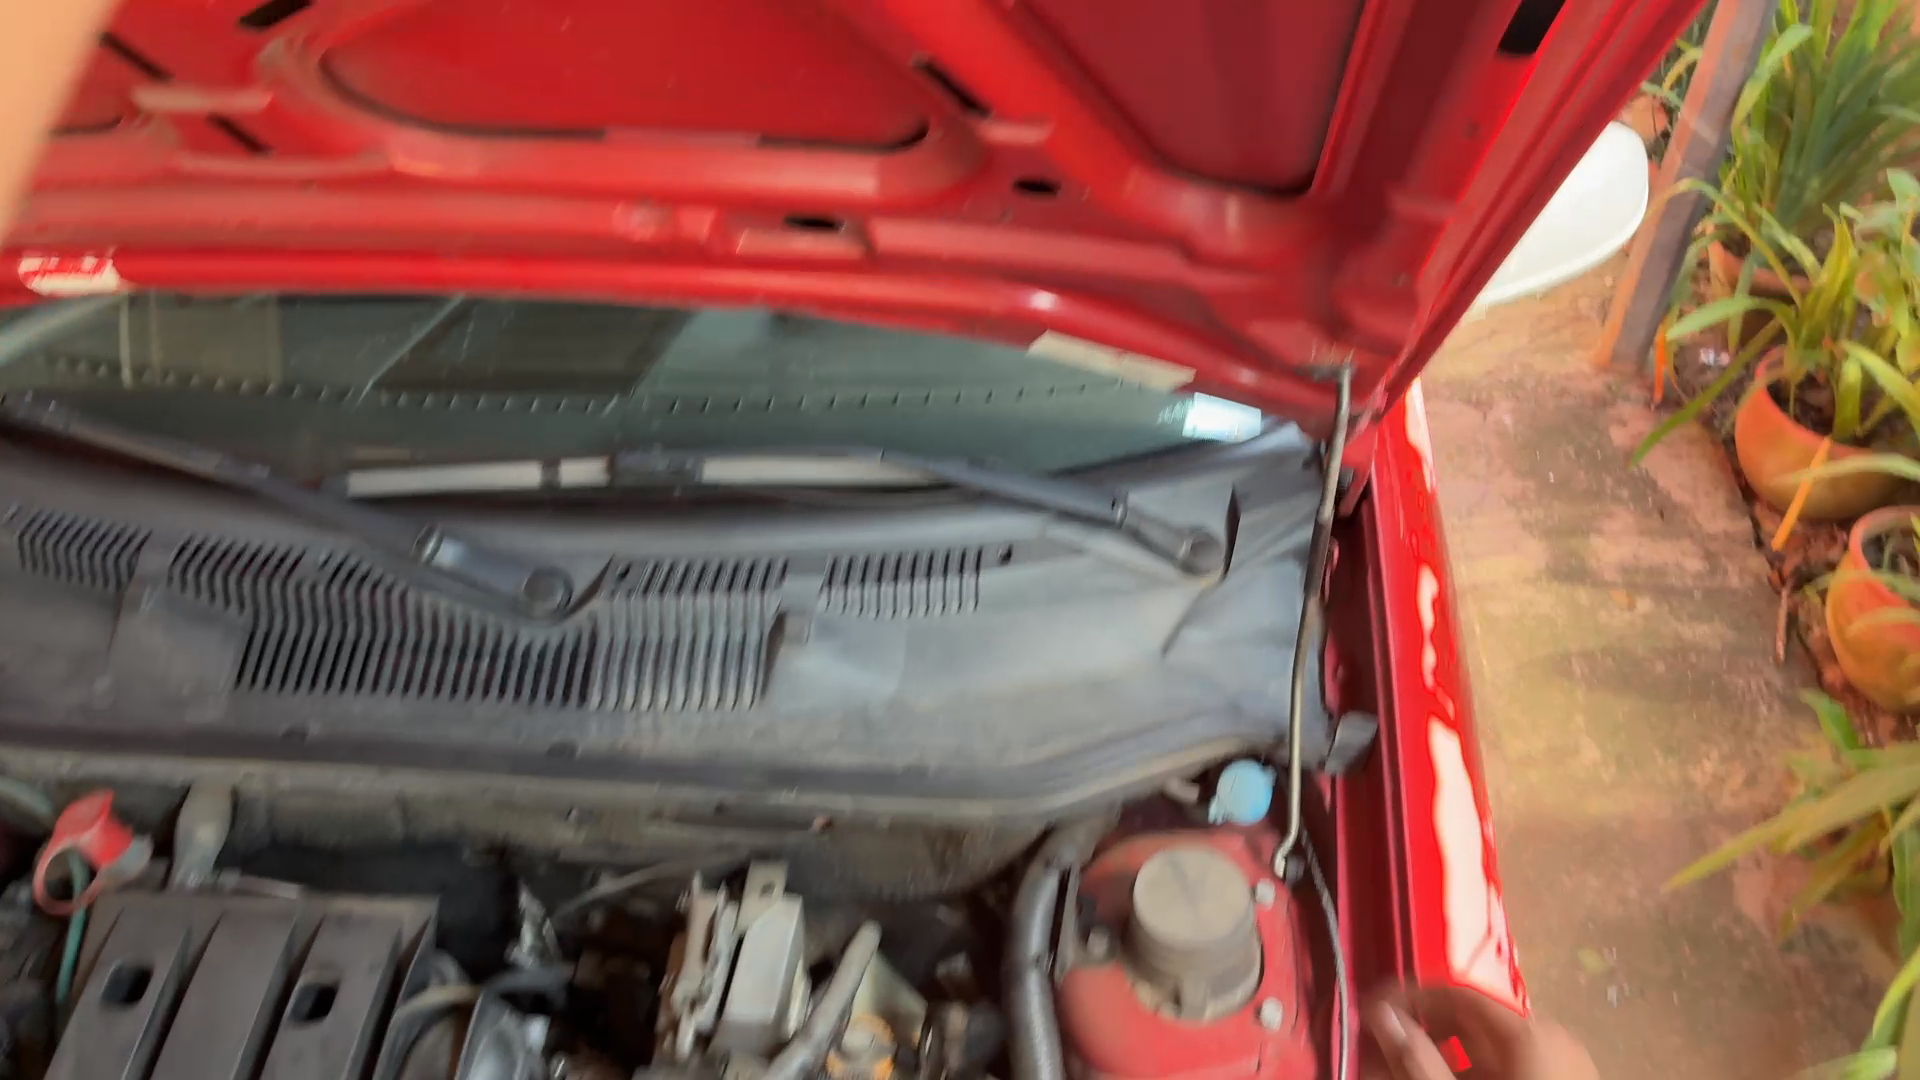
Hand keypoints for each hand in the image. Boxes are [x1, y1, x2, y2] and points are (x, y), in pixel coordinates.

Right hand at [1363, 984, 1596, 1079]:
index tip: (1368, 1015)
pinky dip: (1470, 1078)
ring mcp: (1565, 1073)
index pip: (1452, 992)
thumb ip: (1415, 1061)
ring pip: (1484, 1052)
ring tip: (1406, 1077)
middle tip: (1379, 1056)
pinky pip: (1509, 1074)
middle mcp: (1552, 1043)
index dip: (1405, 999)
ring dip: (1441, 1062)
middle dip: (1420, 1036)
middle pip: (1467, 1022)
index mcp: (1530, 1036)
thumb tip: (1378, 1013)